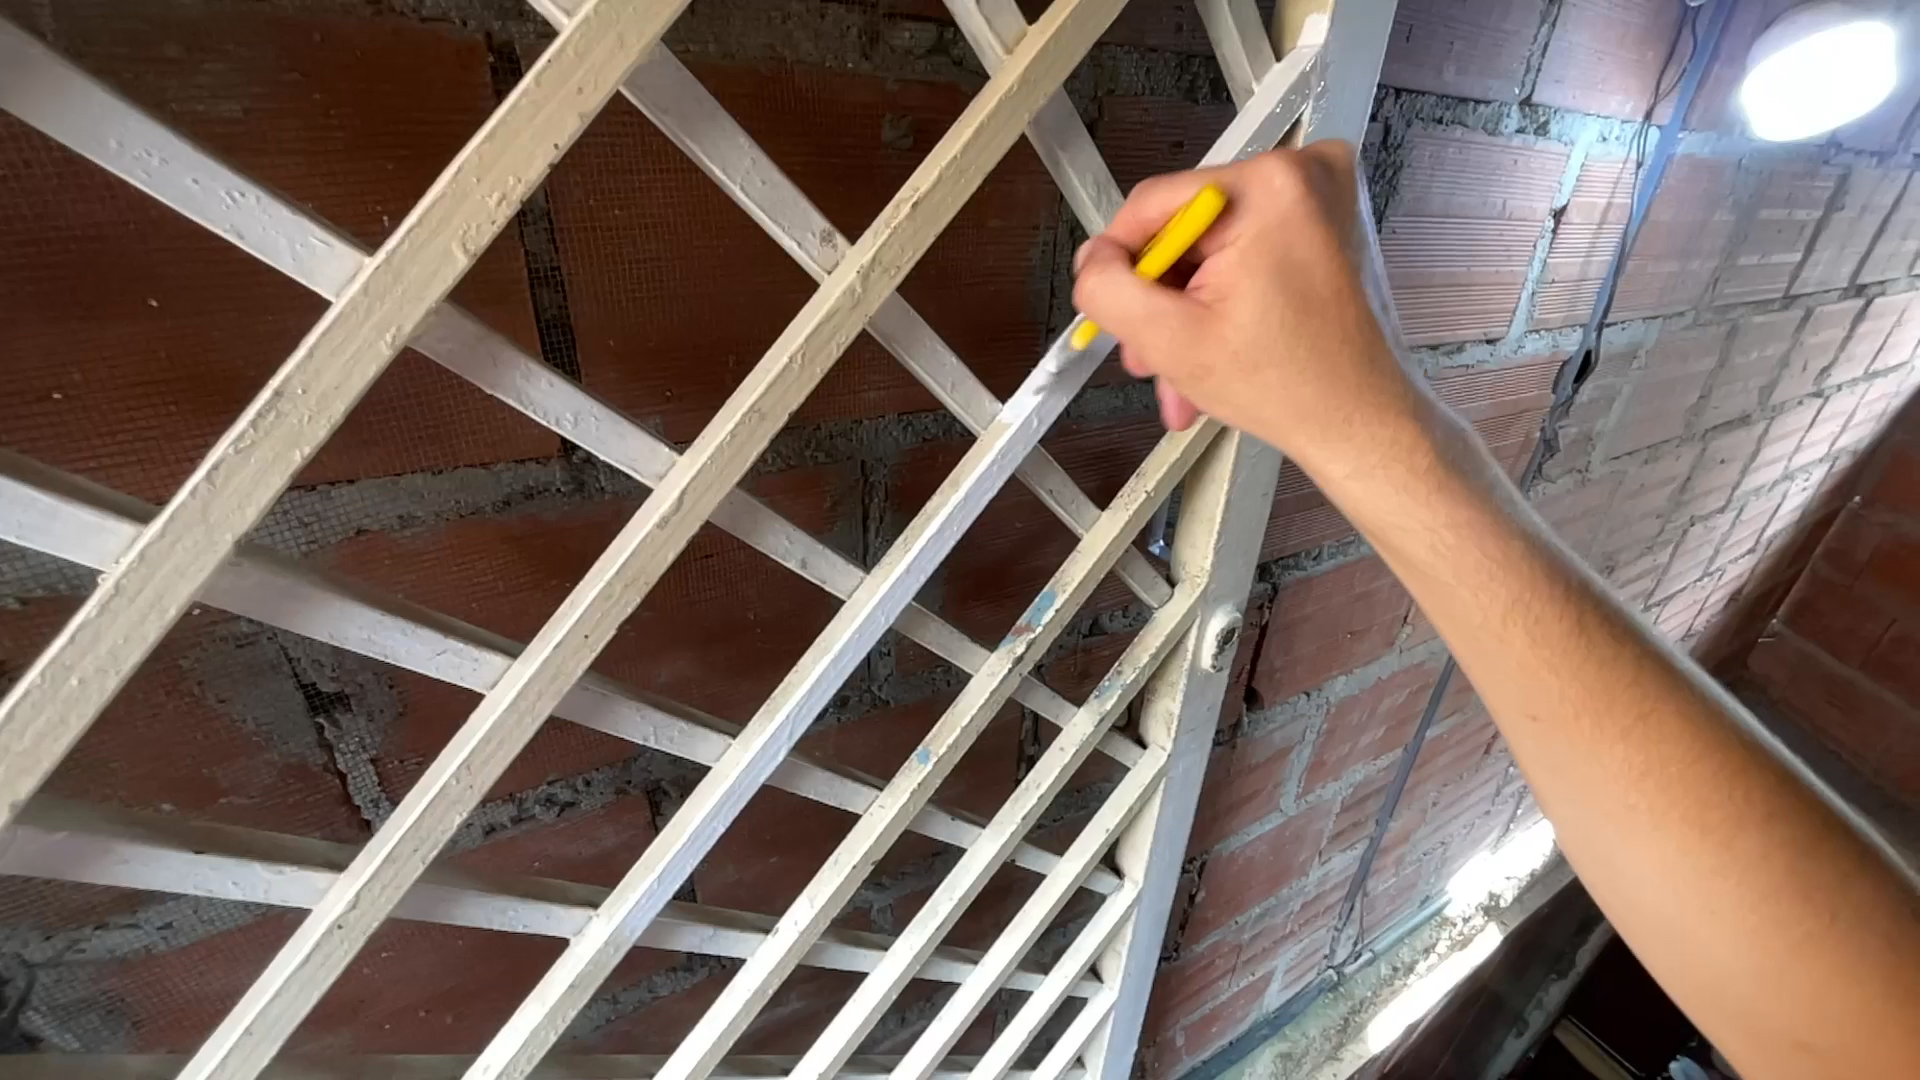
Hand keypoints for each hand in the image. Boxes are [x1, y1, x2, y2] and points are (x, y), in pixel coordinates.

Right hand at [1072, 143, 1428, 476]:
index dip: (1118, 265)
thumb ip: (1109, 291)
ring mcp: (1319, 196)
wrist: (1359, 421)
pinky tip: (1210, 353)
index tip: (1113, 317)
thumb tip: (1090, 260)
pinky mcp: (1323, 223)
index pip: (1150, 207)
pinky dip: (1219, 304)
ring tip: (1179, 375)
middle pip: (1183, 235)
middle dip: (1161, 303)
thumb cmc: (1283, 387)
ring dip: (1186, 314)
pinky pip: (1241, 256)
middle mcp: (1302, 171)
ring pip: (1208, 253)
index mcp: (1267, 186)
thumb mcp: (1169, 341)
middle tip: (1149, 360)